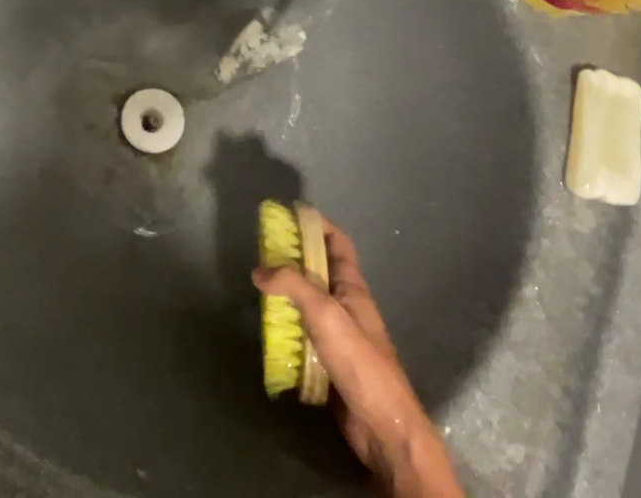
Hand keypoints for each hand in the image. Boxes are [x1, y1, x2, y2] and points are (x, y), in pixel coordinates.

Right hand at [254, 216, 463, 497]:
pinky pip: (303, 334)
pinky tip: (268, 329)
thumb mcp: (325, 314)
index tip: (290, 214)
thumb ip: (293, 286)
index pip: (339, 243)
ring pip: (309, 303)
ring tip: (257, 289)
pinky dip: (286, 327)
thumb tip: (259, 270)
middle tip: (261, 253)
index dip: (318, 224)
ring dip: (286, 294)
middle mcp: (348, 306)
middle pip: (319, 272)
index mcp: (353, 289)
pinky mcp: (330, 361)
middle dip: (293, 258)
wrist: (382, 426)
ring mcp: (340, 335)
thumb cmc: (360, 363)